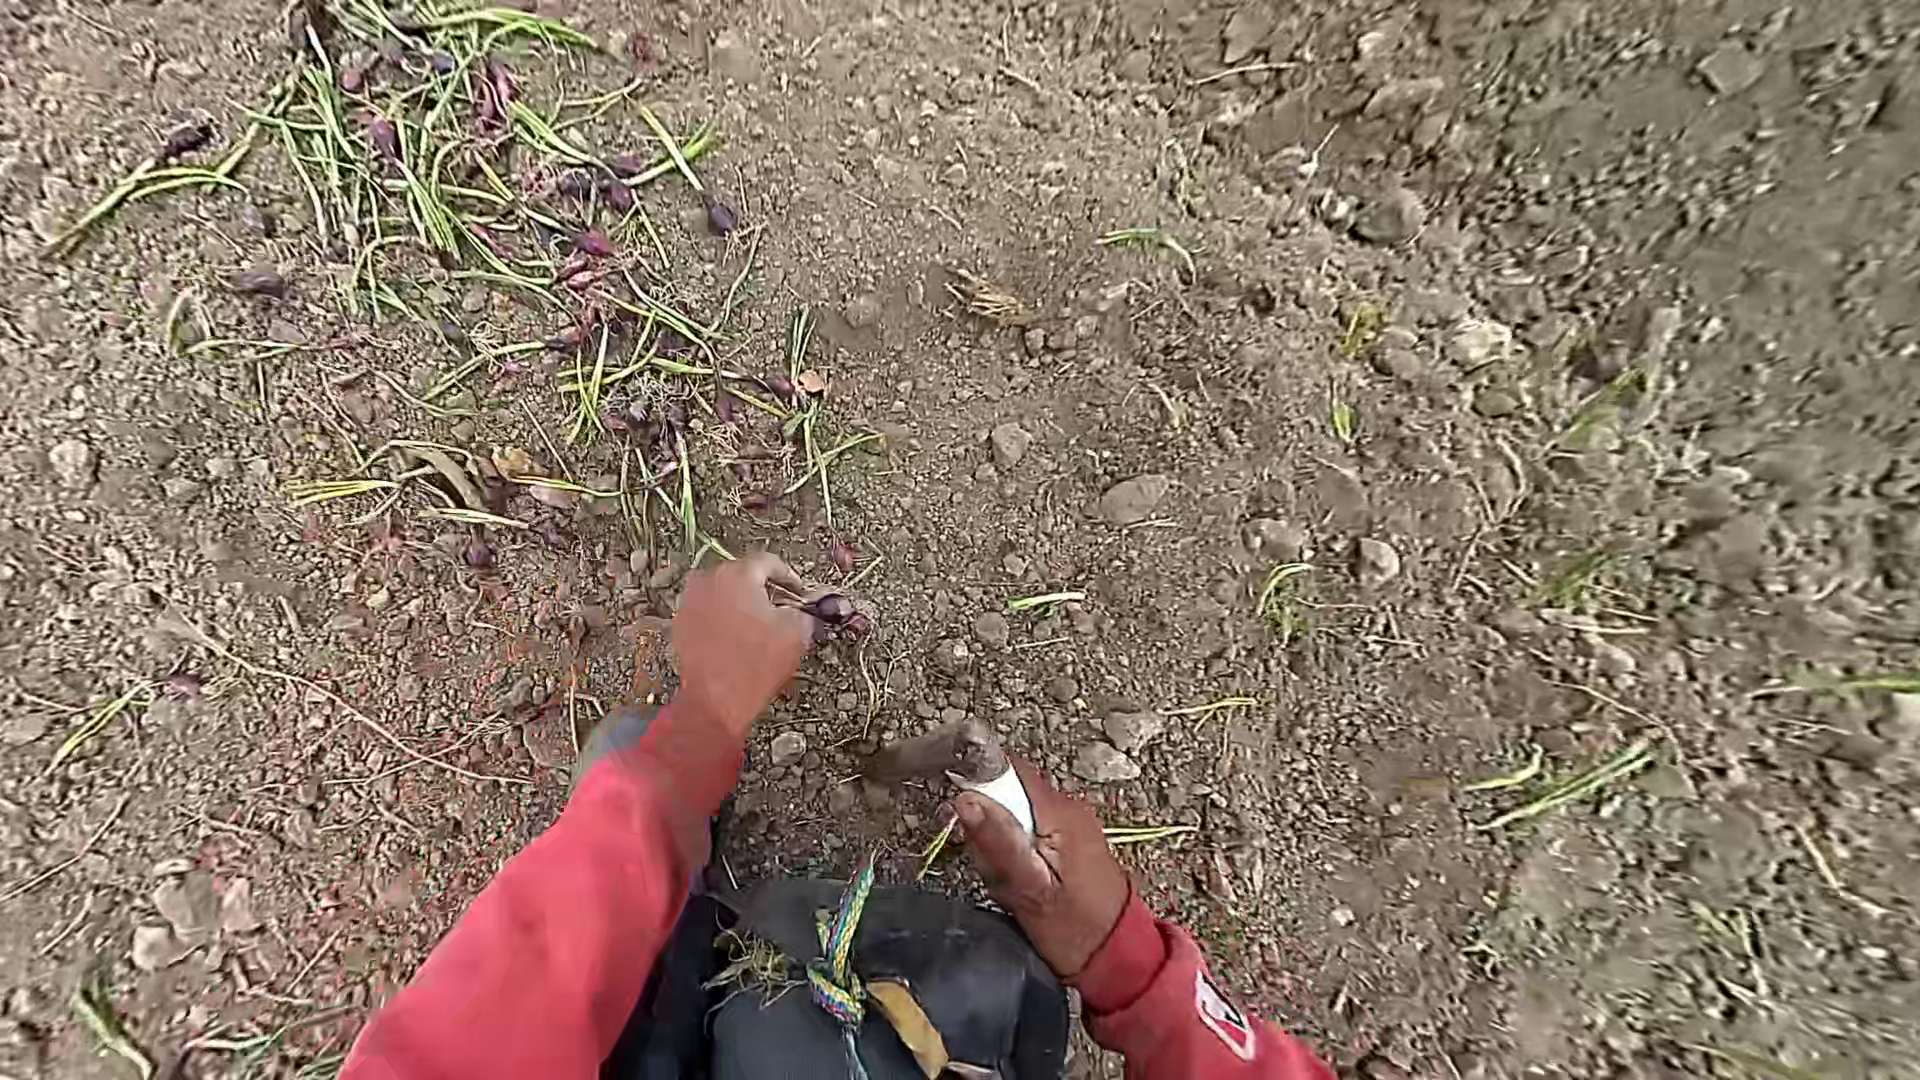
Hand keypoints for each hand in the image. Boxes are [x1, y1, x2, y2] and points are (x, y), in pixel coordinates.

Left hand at [671, 553, 813, 734]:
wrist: (717, 700)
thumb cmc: (757, 663)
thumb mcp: (797, 631)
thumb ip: (804, 609)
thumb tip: (805, 607)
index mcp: (738, 575)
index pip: (769, 562)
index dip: (789, 577)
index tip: (799, 592)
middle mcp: (709, 581)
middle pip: (744, 574)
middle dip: (764, 588)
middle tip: (783, 606)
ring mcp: (690, 602)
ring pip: (724, 591)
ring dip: (742, 601)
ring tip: (760, 622)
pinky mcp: (680, 624)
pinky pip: (708, 610)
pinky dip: (724, 616)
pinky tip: (738, 635)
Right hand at [953, 758, 1130, 978]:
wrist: (1122, 959)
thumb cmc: (1077, 931)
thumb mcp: (1030, 890)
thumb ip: (998, 842)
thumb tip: (966, 801)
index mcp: (1058, 812)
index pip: (1008, 768)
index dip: (979, 783)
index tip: (963, 814)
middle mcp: (1067, 805)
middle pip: (1010, 790)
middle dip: (990, 822)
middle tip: (992, 865)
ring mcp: (1072, 819)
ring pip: (1017, 810)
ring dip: (1003, 839)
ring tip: (1010, 879)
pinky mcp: (1072, 835)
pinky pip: (1032, 826)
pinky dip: (1019, 848)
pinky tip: (1024, 880)